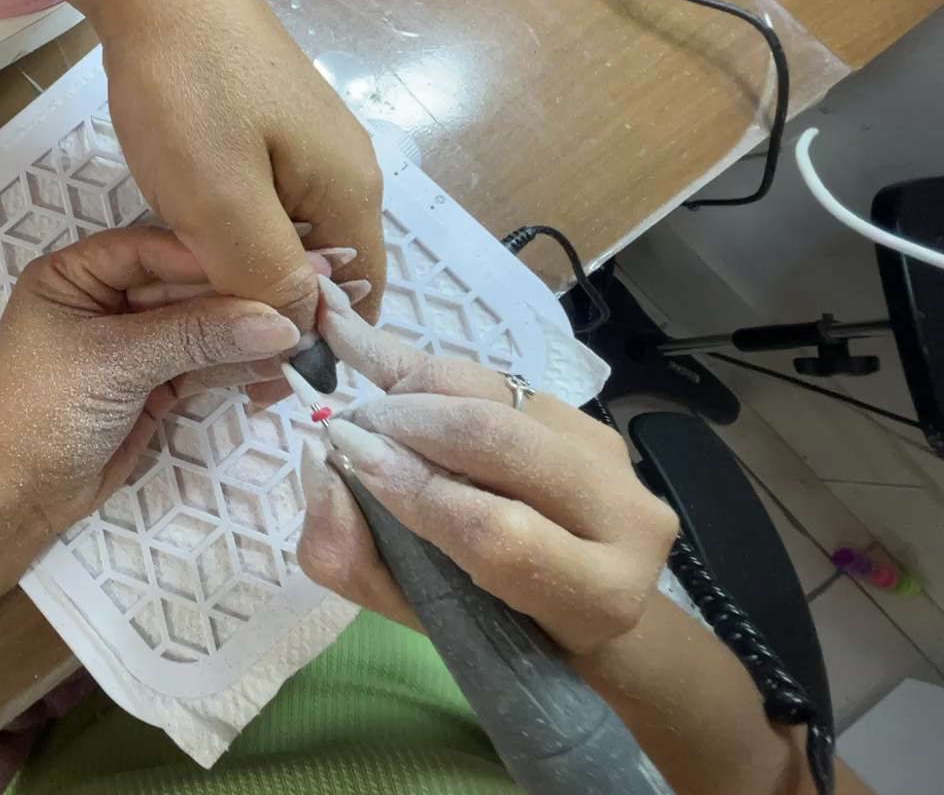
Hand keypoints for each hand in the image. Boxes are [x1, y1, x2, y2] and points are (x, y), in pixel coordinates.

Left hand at [0, 227, 322, 534]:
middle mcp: (105, 298)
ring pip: (200, 326)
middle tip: (320, 292)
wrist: (14, 497)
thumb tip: (280, 318)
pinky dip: (236, 365)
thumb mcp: (115, 361)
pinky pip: (201, 363)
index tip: (286, 257)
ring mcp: (131, 342)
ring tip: (315, 329)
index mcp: (76, 273)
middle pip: (185, 286)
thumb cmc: (43, 412)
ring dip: (250, 331)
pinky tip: (281, 362)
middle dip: (244, 294)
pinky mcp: (150, 381)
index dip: (220, 254)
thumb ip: (195, 335)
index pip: (158, 250)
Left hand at [101, 0, 385, 349]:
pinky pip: (254, 207)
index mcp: (350, 194)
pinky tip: (184, 244)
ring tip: (187, 303)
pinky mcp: (259, 132)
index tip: (250, 380)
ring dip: (240, 276)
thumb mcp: (223, 202)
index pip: (355, 300)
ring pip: (280, 241)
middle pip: (318, 273)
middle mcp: (340, 174)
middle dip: (268, 314)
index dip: (308, 346)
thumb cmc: (189, 95)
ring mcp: (299, 148)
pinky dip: (224, 237)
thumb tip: (308, 337)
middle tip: (206, 344)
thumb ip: (269, 274)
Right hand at [296, 275, 678, 653]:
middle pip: (494, 439)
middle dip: (402, 423)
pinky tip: (343, 330)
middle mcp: (620, 515)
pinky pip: (476, 370)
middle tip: (349, 431)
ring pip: (484, 391)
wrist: (568, 589)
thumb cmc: (483, 614)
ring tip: (368, 415)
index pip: (497, 530)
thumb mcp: (406, 609)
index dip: (412, 488)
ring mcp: (602, 450)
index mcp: (590, 592)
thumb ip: (348, 555)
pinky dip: (404, 359)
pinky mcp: (570, 408)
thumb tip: (322, 470)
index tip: (345, 455)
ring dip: (406, 392)